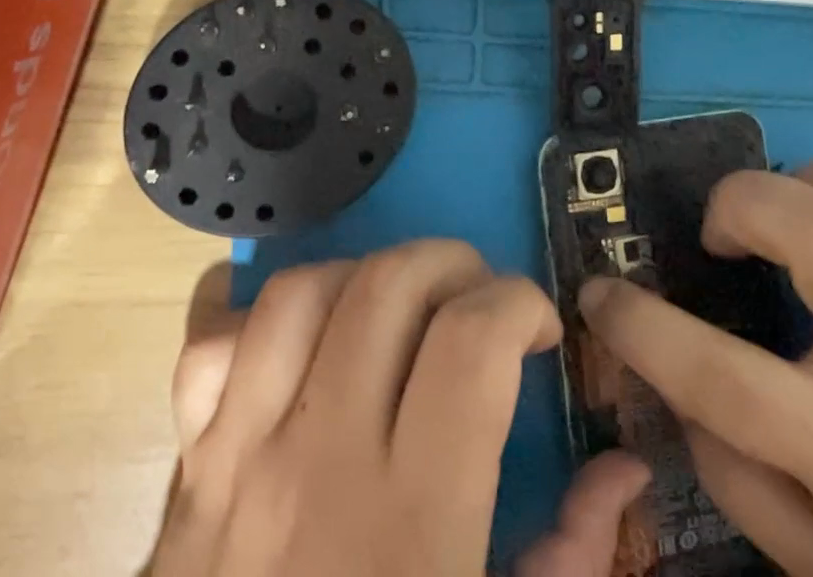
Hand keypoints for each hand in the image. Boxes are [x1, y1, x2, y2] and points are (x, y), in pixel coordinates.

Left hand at [151, 239, 650, 576]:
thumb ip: (572, 554)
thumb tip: (623, 465)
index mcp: (414, 513)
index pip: (470, 340)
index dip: (519, 304)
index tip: (537, 333)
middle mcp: (322, 459)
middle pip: (386, 288)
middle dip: (453, 265)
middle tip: (480, 302)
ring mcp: (239, 453)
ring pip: (299, 294)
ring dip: (366, 275)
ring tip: (403, 310)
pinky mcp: (189, 463)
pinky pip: (213, 345)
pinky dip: (264, 319)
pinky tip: (308, 343)